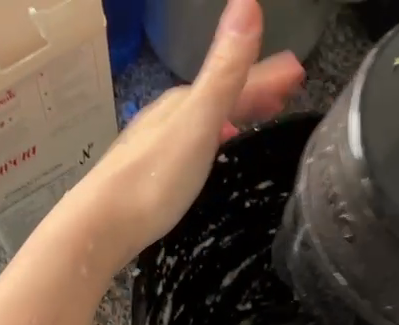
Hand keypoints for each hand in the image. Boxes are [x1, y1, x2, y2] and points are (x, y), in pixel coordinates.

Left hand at [65, 0, 304, 259]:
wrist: (100, 227)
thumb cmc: (153, 180)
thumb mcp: (196, 121)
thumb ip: (223, 70)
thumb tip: (246, 2)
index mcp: (182, 103)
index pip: (235, 79)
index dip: (267, 76)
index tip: (298, 73)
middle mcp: (166, 119)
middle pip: (216, 98)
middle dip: (250, 94)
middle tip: (284, 96)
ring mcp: (152, 148)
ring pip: (200, 123)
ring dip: (230, 118)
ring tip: (250, 124)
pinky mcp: (145, 180)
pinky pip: (187, 149)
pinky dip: (207, 144)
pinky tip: (206, 158)